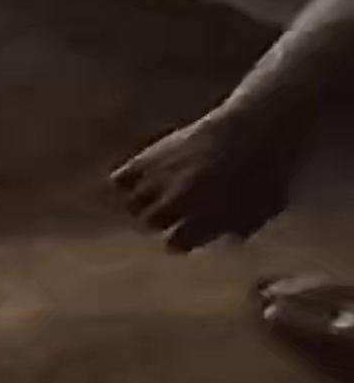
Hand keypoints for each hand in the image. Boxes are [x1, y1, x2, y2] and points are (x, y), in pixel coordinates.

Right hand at [110, 116, 297, 250]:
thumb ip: (239, 225)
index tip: (177, 245)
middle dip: (156, 224)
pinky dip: (125, 184)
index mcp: (204, 218)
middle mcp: (174, 202)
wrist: (247, 137)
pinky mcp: (141, 162)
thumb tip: (224, 237)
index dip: (177, 244)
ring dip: (139, 205)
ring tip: (146, 203)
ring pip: (131, 202)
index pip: (177, 242)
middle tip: (163, 221)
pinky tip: (135, 183)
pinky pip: (119, 179)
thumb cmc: (262, 175)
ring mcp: (155, 181)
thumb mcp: (263, 208)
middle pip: (149, 221)